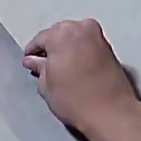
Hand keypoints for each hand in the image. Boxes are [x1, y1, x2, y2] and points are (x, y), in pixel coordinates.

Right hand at [23, 19, 140, 140]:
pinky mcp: (109, 47)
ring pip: (74, 36)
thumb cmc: (75, 100)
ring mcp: (98, 36)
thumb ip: (39, 67)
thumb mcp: (47, 85)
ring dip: (66, 48)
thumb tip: (33, 61)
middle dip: (51, 47)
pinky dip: (80, 51)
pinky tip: (75, 67)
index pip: (40, 39)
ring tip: (61, 68)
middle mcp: (81, 28)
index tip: (30, 61)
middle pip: (59, 33)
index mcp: (61, 34)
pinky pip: (87, 43)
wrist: (111, 112)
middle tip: (44, 65)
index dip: (33, 51)